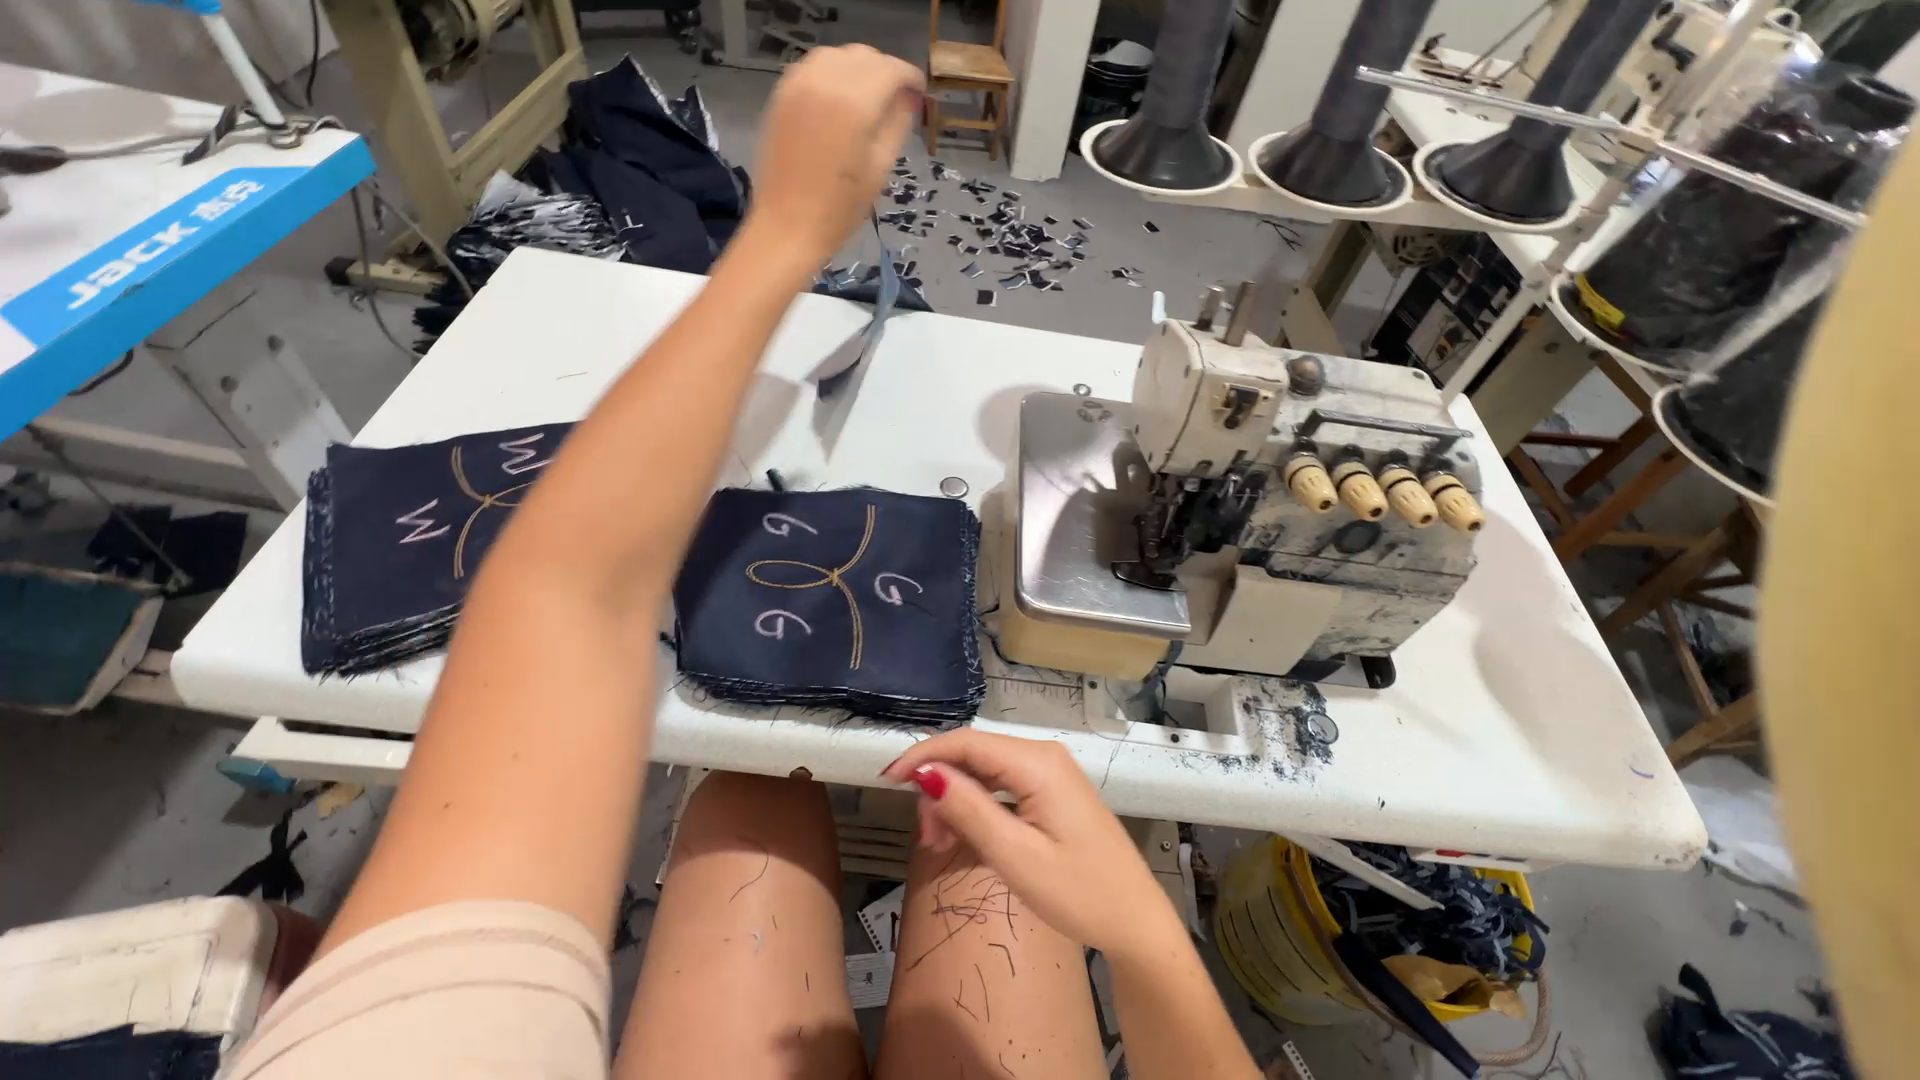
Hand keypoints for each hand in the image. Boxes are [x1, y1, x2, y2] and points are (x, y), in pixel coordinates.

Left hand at [744, 45, 924, 264]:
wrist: (787, 227)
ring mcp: (798, 85)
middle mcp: (825, 81)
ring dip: (858, 70)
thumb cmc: (840, 209)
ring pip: (837, 57)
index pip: (892, 70)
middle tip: (897, 101)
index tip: (920, 95)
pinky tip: (839, 102)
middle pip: (864, 57)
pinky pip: (813, 68)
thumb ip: (898, 123)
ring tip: (868, 100)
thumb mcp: (880, 167)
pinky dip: (832, 75)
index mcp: (855, 102)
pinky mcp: (781, 96)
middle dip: (885, 72)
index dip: (911, 78)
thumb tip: (910, 98)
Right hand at [882, 730, 1185, 962]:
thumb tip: (925, 772)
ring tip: (943, 847)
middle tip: (927, 840)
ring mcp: (1051, 773)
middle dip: (940, 789)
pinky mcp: (1053, 792)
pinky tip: (967, 839)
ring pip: (985, 772)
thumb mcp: (1015, 856)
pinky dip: (978, 809)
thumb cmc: (1078, 893)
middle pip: (973, 756)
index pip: (966, 742)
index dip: (923, 756)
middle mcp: (1044, 756)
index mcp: (1038, 764)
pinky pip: (1003, 787)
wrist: (1134, 921)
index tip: (886, 781)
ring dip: (956, 803)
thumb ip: (969, 809)